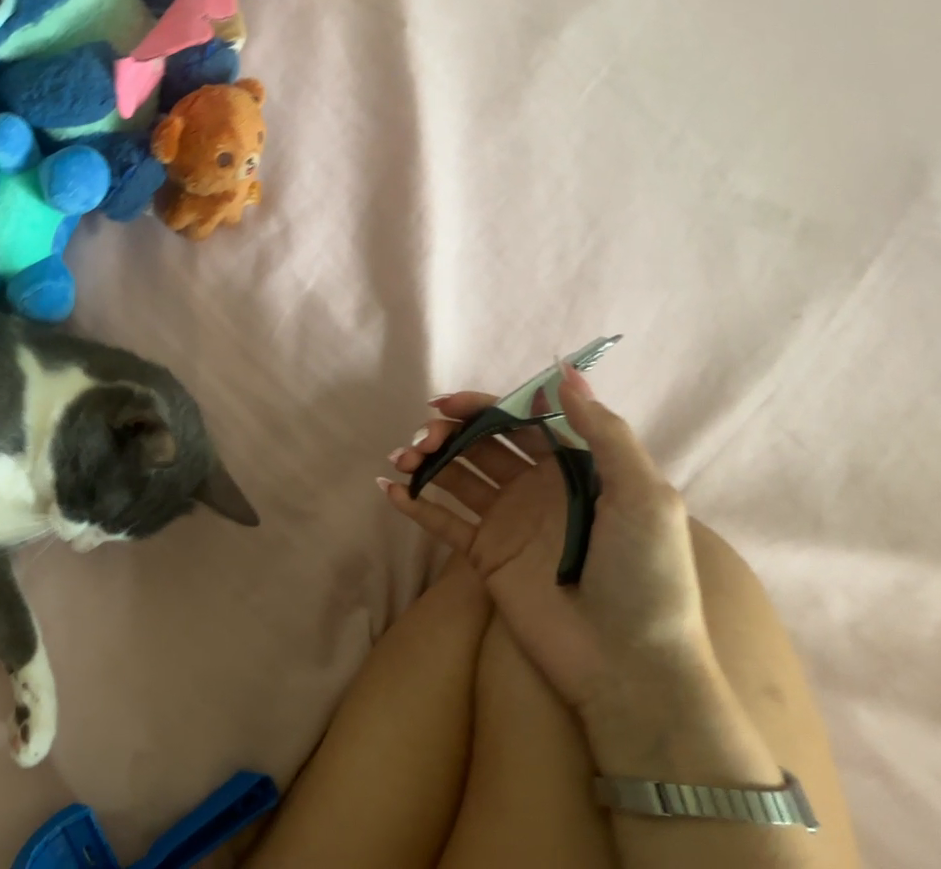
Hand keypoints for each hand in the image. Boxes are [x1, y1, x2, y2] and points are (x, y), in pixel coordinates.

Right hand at [377, 368, 715, 723]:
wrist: (628, 661)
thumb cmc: (646, 576)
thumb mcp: (644, 498)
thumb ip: (604, 434)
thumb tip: (564, 373)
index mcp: (578, 471)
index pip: (522, 423)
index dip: (483, 407)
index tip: (445, 404)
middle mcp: (538, 489)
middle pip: (482, 445)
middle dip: (449, 432)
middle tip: (423, 438)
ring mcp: (508, 522)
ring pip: (456, 476)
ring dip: (426, 461)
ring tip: (402, 460)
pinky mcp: (484, 554)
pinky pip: (441, 520)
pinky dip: (413, 503)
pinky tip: (389, 489)